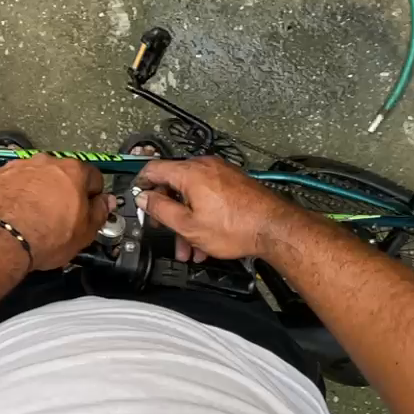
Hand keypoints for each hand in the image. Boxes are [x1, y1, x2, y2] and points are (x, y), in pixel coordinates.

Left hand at [0, 155, 113, 270]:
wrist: (4, 241)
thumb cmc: (44, 236)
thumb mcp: (85, 233)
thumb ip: (99, 212)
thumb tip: (105, 203)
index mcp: (74, 171)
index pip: (93, 177)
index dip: (92, 195)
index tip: (89, 206)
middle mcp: (47, 162)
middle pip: (63, 173)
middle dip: (63, 190)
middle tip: (60, 214)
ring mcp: (21, 166)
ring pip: (36, 175)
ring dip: (38, 189)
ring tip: (35, 214)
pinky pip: (13, 180)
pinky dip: (16, 191)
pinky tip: (16, 211)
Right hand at [135, 156, 309, 261]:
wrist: (274, 229)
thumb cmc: (237, 226)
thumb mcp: (188, 225)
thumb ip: (160, 209)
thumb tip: (144, 199)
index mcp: (190, 173)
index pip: (153, 168)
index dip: (141, 184)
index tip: (138, 197)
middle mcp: (206, 167)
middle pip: (174, 184)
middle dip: (168, 211)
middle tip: (164, 228)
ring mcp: (222, 173)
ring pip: (193, 195)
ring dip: (187, 219)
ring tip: (189, 245)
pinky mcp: (234, 183)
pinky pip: (209, 196)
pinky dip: (202, 213)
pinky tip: (206, 238)